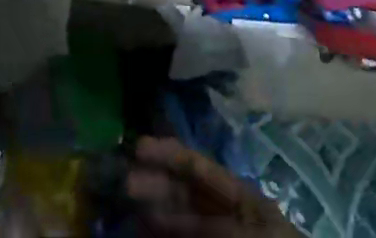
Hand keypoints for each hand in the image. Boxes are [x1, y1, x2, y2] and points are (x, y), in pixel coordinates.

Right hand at [125, 137, 304, 237]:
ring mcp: (213, 233)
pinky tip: (141, 230)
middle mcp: (224, 212)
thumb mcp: (253, 236)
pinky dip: (159, 233)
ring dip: (152, 211)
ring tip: (126, 208)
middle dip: (153, 184)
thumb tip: (166, 217)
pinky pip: (177, 237)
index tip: (136, 147)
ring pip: (177, 216)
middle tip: (123, 183)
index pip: (197, 166)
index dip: (166, 154)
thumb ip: (212, 225)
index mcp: (240, 197)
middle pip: (182, 191)